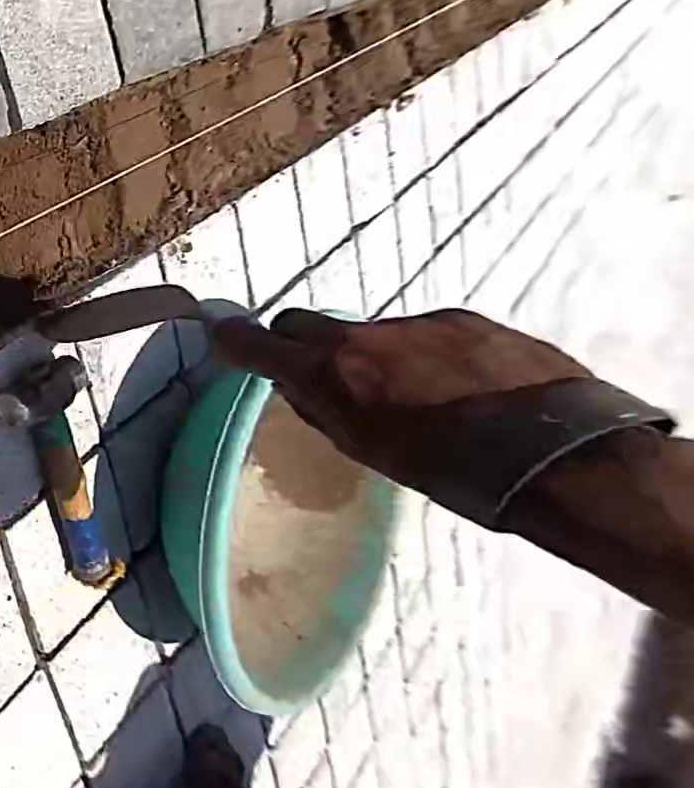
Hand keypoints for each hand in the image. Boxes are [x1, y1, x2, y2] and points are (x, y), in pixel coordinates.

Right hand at [212, 309, 591, 497]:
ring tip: (410, 388)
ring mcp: (414, 323)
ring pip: (364, 329)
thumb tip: (295, 384)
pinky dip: (420, 349)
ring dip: (369, 350)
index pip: (252, 341)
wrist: (563, 458)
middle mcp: (359, 337)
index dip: (231, 340)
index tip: (224, 339)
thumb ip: (317, 406)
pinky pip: (420, 328)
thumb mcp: (359, 444)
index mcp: (324, 372)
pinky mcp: (465, 319)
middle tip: (323, 371)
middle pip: (300, 322)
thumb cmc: (446, 467)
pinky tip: (453, 381)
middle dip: (299, 342)